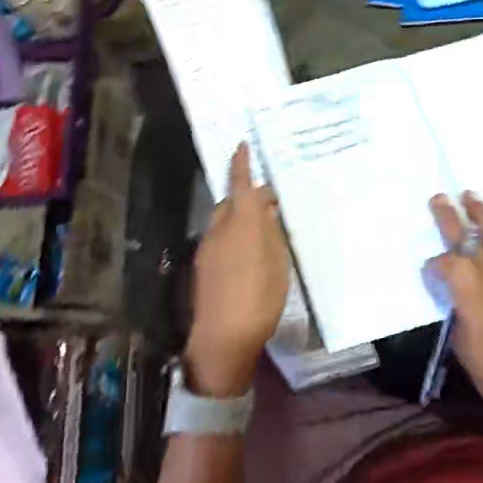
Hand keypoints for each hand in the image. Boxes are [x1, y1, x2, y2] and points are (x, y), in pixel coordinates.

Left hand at [188, 144, 290, 396]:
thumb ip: (272, 231)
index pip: (241, 184)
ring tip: (263, 230)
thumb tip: (268, 209)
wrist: (223, 336)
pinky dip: (233, 236)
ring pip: (224, 221)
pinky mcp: (204, 267)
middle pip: (231, 202)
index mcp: (243, 222)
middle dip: (246, 196)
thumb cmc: (260, 297)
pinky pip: (220, 239)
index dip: (241, 164)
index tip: (242, 146)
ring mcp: (208, 248)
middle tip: (270, 203)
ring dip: (240, 217)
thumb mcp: (279, 262)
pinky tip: (248, 253)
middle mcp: (220, 229)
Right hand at [429, 193, 482, 437]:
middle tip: (439, 198)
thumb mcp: (463, 346)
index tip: (427, 273)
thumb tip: (451, 289)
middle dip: (453, 221)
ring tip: (470, 195)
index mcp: (476, 304)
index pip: (452, 267)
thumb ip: (457, 310)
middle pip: (473, 245)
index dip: (435, 266)